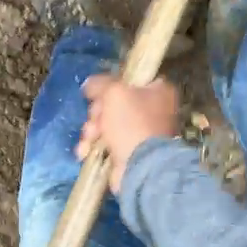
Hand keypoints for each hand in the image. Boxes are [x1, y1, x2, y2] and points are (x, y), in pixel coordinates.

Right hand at [77, 74, 179, 191]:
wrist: (140, 166)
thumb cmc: (132, 122)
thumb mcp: (114, 93)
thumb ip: (100, 84)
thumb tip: (89, 84)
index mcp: (160, 91)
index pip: (132, 80)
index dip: (111, 86)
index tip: (97, 94)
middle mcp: (155, 110)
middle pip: (115, 103)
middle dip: (97, 113)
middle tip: (95, 119)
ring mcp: (143, 133)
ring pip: (108, 124)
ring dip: (92, 130)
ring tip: (90, 138)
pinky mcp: (131, 152)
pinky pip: (108, 143)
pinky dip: (95, 146)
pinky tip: (86, 151)